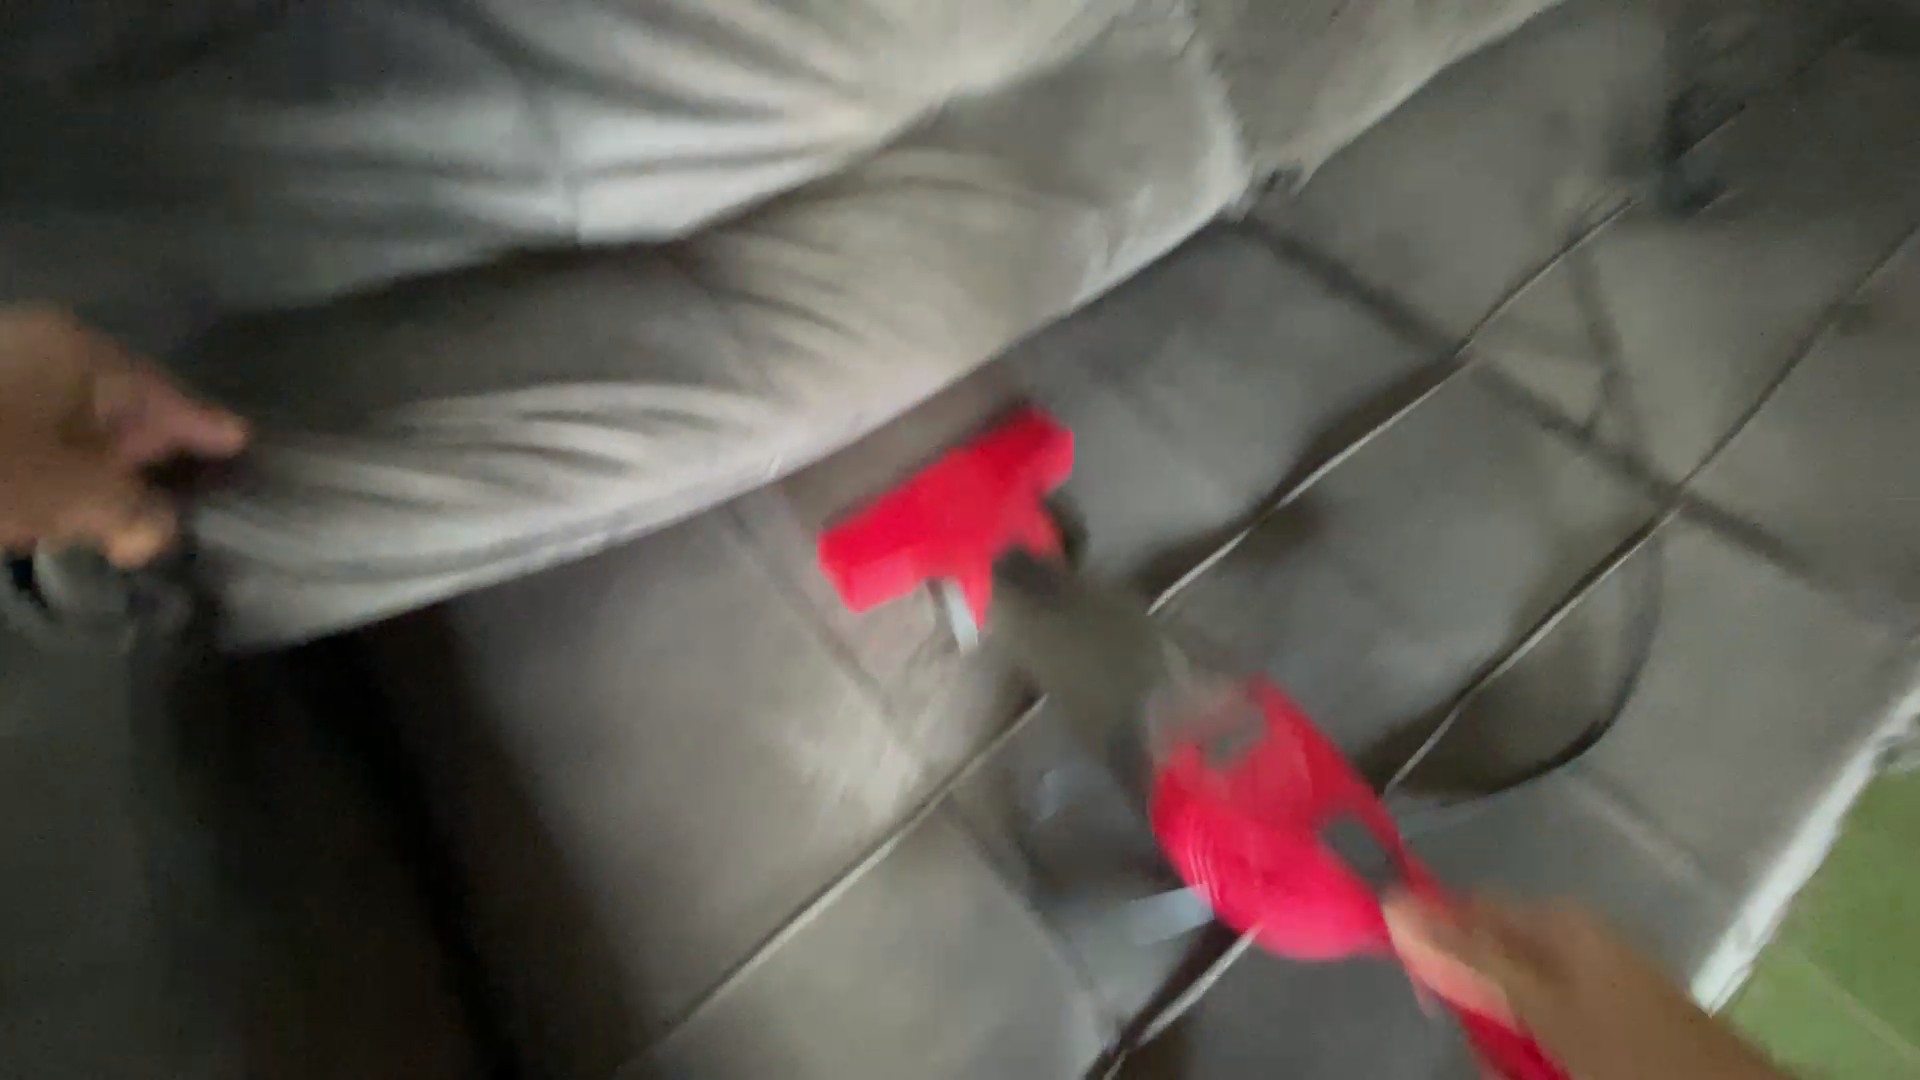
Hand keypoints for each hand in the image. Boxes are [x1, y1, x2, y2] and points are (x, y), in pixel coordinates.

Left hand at [0, 306, 247, 566]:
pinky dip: (47, 468)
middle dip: (153, 459)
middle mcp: (44, 347)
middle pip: (129, 412)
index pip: (189, 407)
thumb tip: (152, 534)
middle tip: (176, 504)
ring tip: (111, 515)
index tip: (248, 466)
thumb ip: (145, 517)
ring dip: (96, 471)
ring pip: (74, 426)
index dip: (217, 445)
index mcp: (91, 355)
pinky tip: (51, 503)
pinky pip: (27, 433)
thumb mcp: (81, 501)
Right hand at [1384, 893, 1790, 1079]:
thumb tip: (1389, 902)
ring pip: (1515, 1004)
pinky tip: (1551, 1072)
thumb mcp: (1541, 1004)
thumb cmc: (1634, 1051)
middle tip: (1497, 1052)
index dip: (1435, 946)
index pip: (1461, 910)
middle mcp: (1568, 938)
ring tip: (1529, 1070)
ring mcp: (1594, 978)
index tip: (1431, 994)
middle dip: (1481, 1011)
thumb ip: (1465, 953)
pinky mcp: (1611, 1017)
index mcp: (1552, 919)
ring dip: (1510, 1042)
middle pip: (1486, 962)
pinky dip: (1541, 1055)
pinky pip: (1549, 1027)